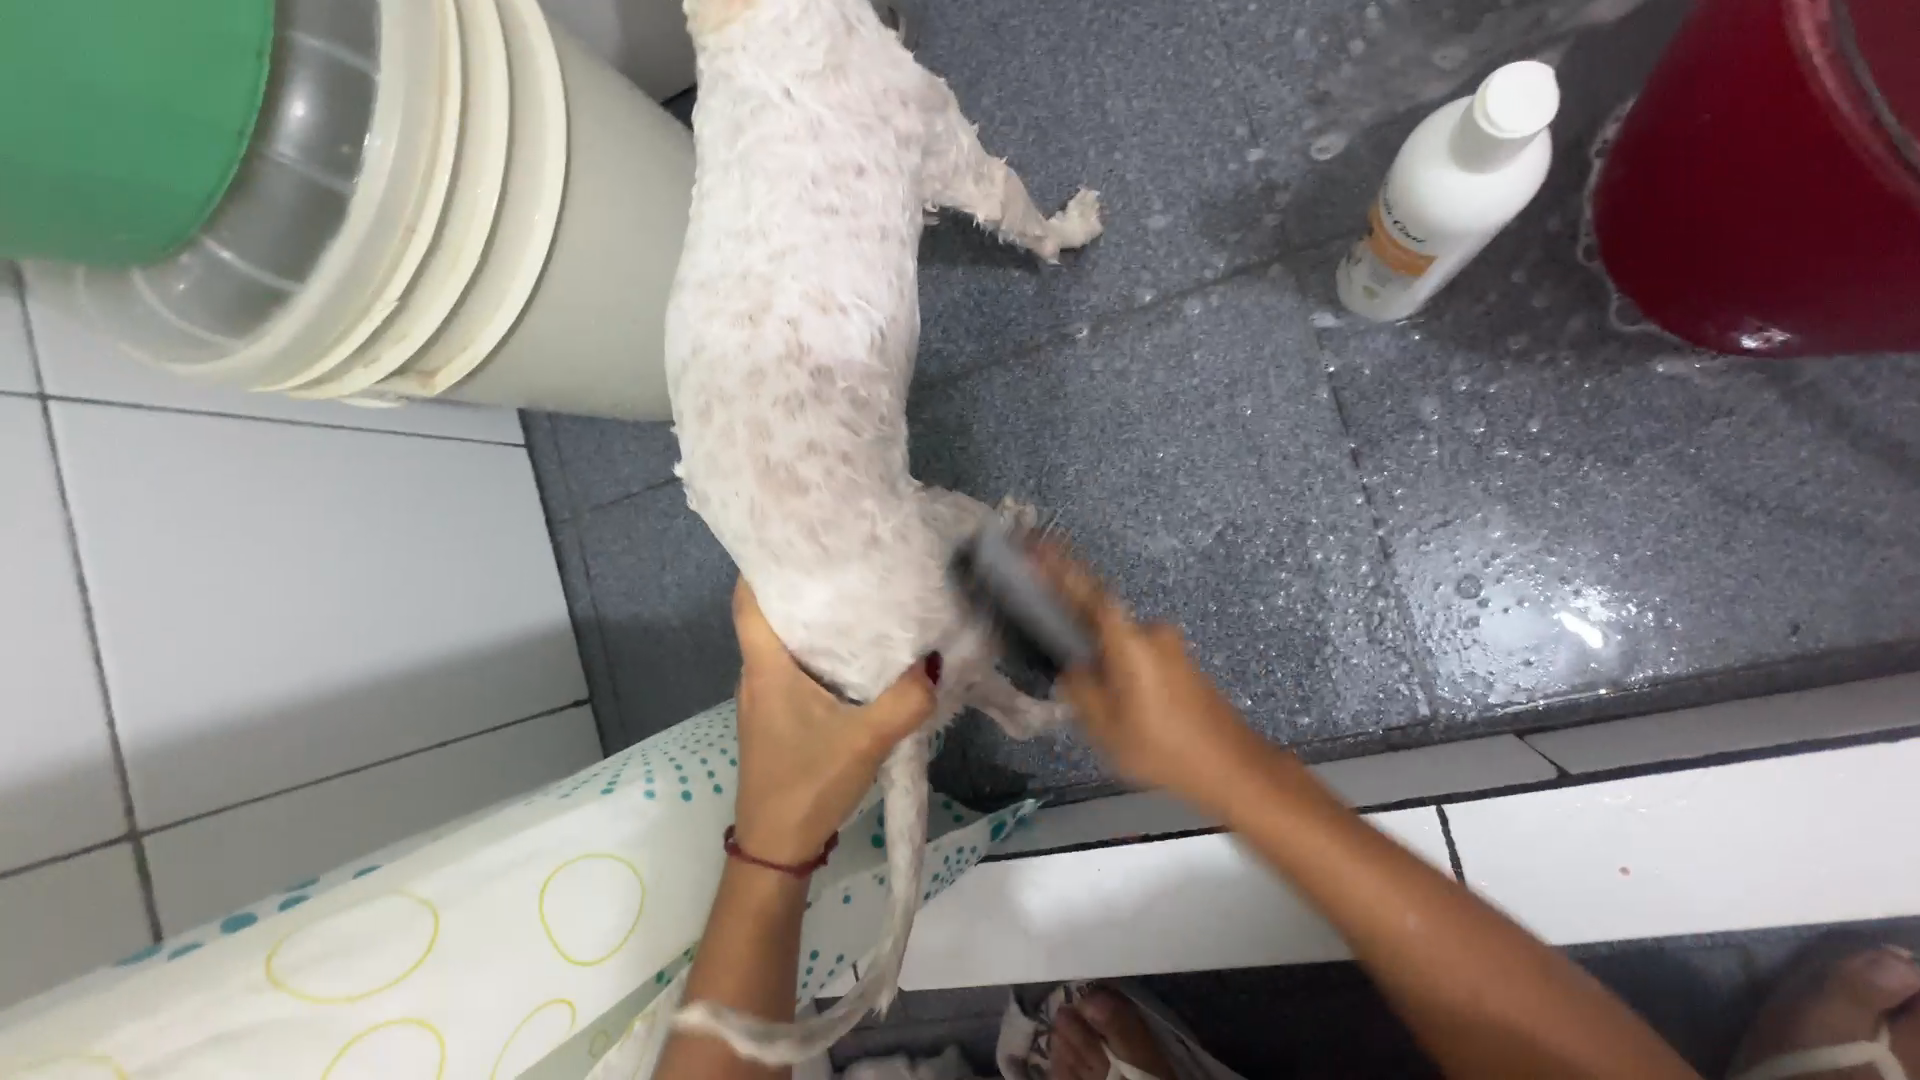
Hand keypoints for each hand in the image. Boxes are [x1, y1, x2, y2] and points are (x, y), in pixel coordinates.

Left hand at [729, 580, 936, 864]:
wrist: (776, 846)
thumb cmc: (808, 784)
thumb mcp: (865, 740)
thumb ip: (905, 701)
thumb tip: (938, 660)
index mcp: (766, 667)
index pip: (749, 599)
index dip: (765, 563)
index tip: (801, 538)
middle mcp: (758, 673)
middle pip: (769, 613)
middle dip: (802, 584)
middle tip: (846, 560)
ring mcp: (764, 696)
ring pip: (782, 641)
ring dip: (811, 619)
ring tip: (856, 595)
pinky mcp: (777, 714)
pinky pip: (793, 666)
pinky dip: (817, 650)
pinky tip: (853, 651)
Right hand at [1035, 547, 1266, 812]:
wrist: (1233, 766)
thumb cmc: (1163, 748)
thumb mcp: (1104, 727)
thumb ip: (1080, 689)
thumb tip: (1073, 668)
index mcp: (1129, 642)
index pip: (1088, 593)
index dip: (1060, 567)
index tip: (1038, 544)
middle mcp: (1151, 633)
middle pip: (1102, 620)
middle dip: (1080, 636)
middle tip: (1067, 669)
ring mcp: (1170, 645)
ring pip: (1121, 644)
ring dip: (1105, 663)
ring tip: (1101, 707)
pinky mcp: (1180, 662)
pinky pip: (1138, 656)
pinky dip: (1124, 671)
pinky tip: (1124, 708)